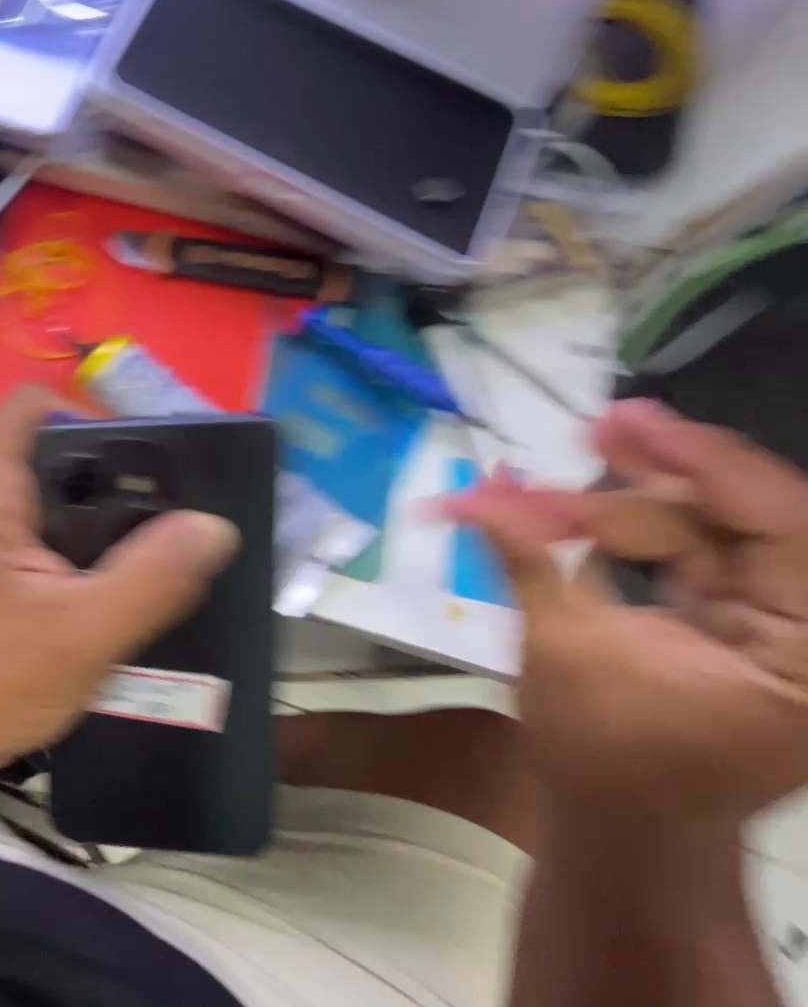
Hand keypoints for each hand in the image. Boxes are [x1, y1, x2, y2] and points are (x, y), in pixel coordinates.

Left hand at [0, 386, 239, 775]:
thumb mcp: (86, 632)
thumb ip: (154, 575)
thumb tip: (213, 524)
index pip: (31, 406)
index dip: (90, 415)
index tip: (145, 458)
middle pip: (42, 451)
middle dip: (105, 473)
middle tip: (164, 512)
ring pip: (35, 497)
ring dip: (88, 517)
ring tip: (145, 549)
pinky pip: (21, 533)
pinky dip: (61, 545)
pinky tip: (98, 585)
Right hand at [446, 399, 807, 823]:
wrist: (615, 824)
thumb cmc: (604, 751)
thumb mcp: (565, 647)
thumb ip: (530, 560)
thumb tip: (471, 498)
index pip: (783, 527)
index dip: (708, 465)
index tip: (636, 421)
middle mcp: (804, 628)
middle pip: (737, 524)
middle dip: (656, 476)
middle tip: (598, 425)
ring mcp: (768, 627)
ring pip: (701, 539)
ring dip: (619, 507)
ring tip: (546, 476)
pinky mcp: (724, 629)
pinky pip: (679, 565)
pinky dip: (618, 539)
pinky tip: (561, 512)